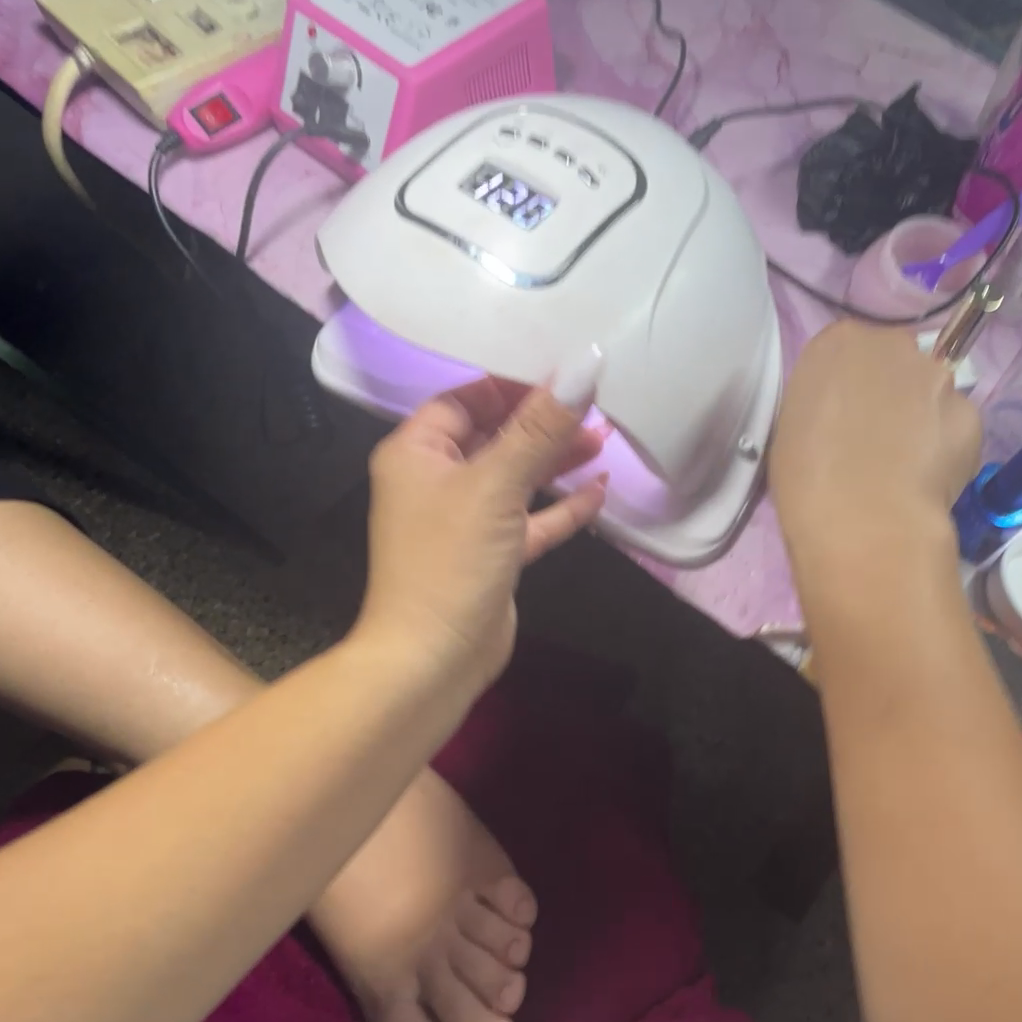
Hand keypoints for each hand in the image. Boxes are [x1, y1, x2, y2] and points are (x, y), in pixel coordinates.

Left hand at [354, 353, 606, 692]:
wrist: (434, 656)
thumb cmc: (451, 559)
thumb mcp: (496, 484)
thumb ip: (540, 427)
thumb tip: (584, 365)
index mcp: (418, 451)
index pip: (467, 398)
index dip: (514, 383)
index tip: (566, 372)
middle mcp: (438, 479)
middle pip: (496, 435)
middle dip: (544, 421)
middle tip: (595, 405)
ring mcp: (466, 519)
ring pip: (517, 477)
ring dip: (556, 461)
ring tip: (603, 440)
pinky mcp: (493, 553)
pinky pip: (531, 519)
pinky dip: (561, 506)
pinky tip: (599, 492)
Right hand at [770, 321, 978, 583]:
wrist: (864, 521)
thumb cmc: (807, 479)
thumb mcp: (792, 428)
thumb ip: (823, 405)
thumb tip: (846, 419)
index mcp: (838, 342)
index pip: (848, 351)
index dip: (850, 387)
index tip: (846, 419)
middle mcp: (892, 344)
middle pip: (896, 362)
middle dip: (892, 393)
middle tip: (879, 441)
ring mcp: (937, 377)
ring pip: (932, 393)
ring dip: (923, 420)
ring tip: (907, 469)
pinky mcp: (971, 414)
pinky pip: (957, 428)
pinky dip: (948, 450)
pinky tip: (929, 482)